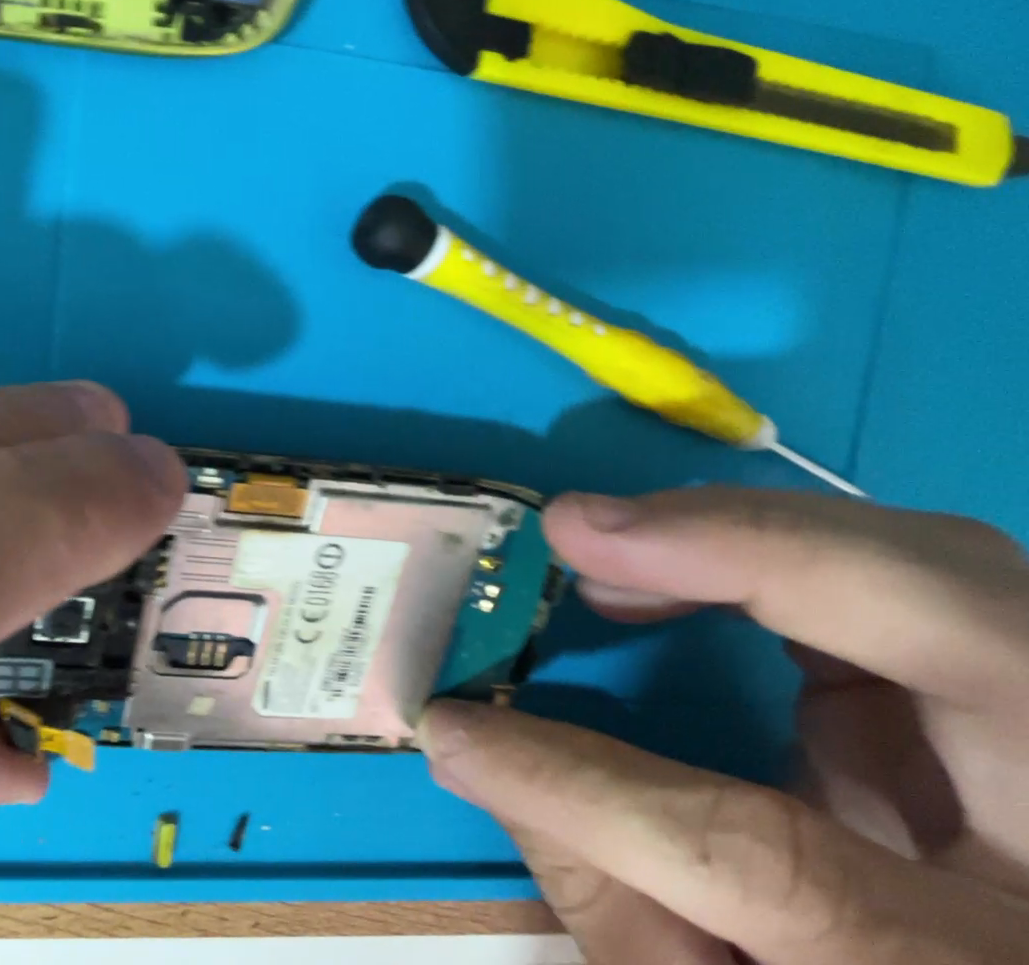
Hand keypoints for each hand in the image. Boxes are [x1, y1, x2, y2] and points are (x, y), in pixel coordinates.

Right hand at [420, 489, 1028, 964]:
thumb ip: (605, 899)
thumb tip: (482, 747)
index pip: (761, 851)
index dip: (582, 782)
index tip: (456, 729)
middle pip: (964, 636)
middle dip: (746, 550)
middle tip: (573, 532)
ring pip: (957, 570)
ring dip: (756, 530)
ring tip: (607, 545)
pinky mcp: (1018, 689)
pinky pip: (914, 577)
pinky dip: (781, 549)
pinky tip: (682, 564)